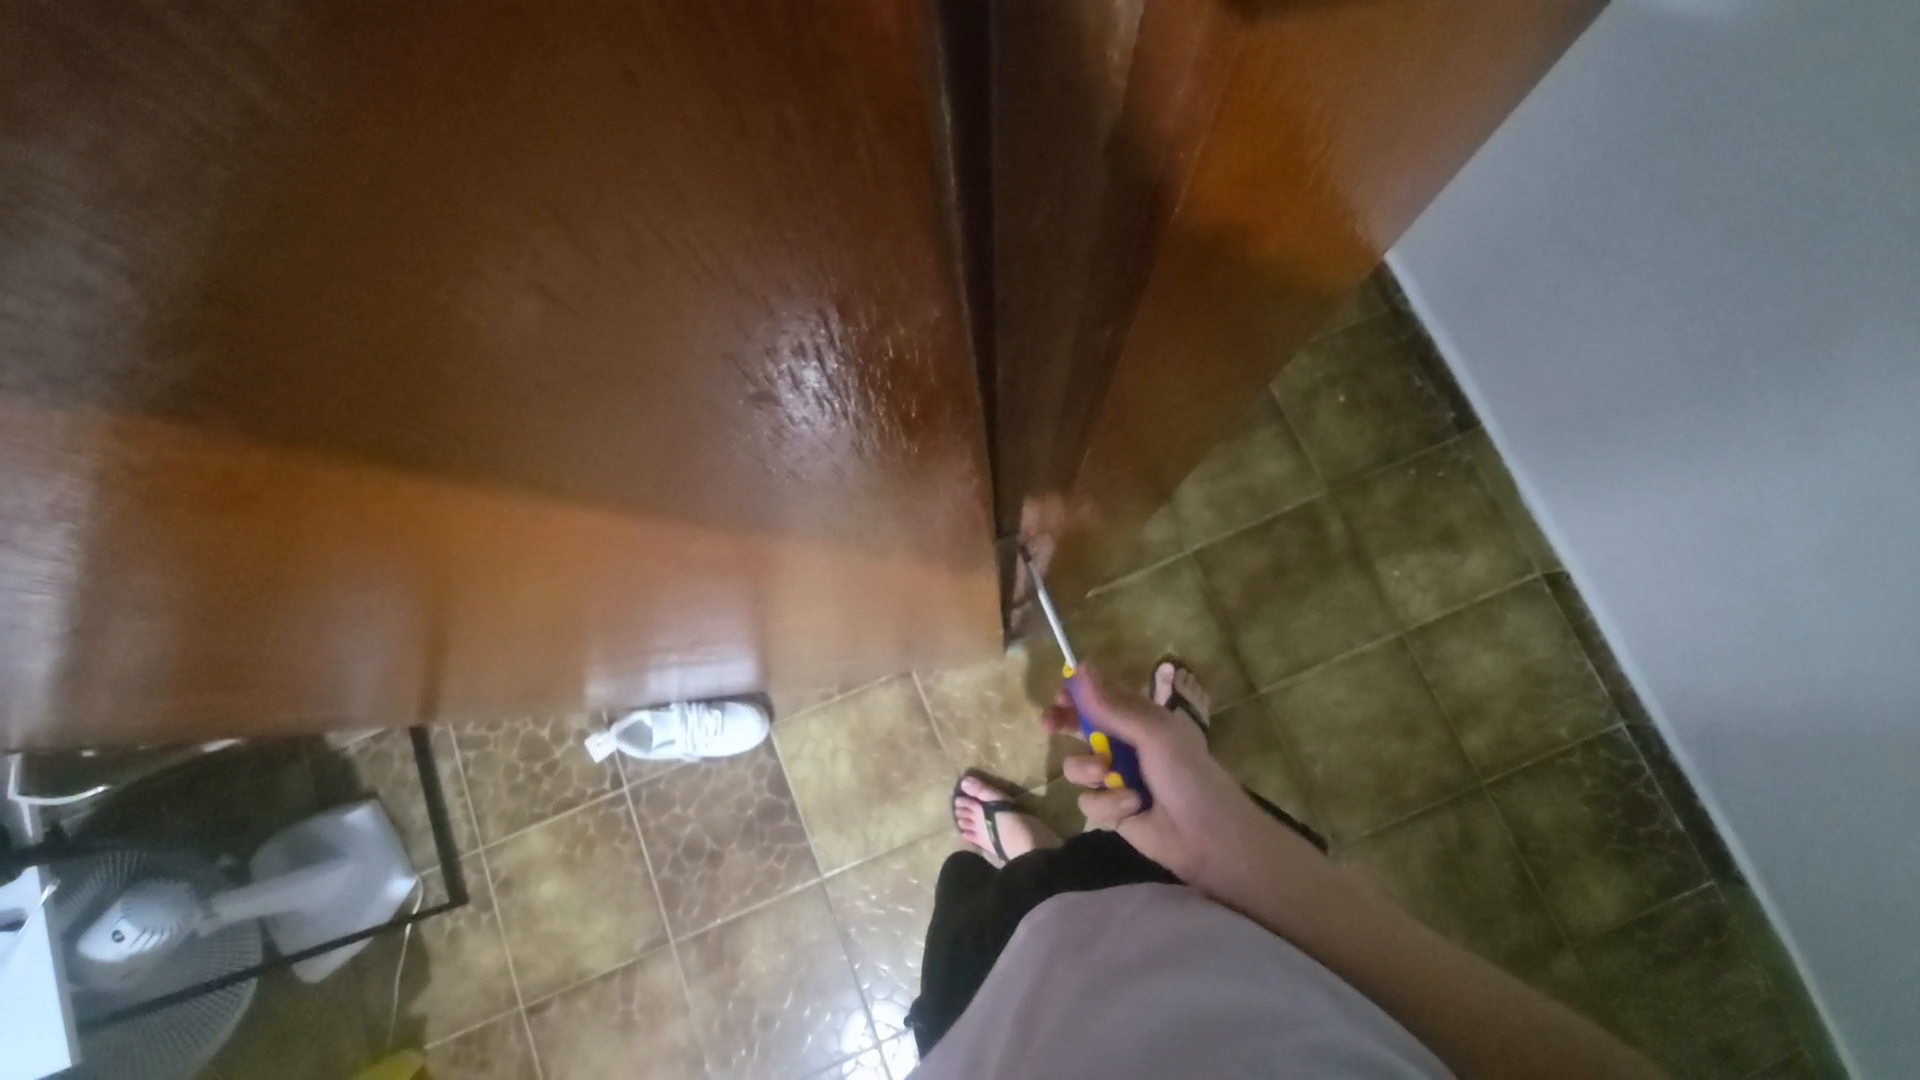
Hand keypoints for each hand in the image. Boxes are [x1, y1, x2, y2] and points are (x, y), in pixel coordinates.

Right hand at [1043, 667, 1310, 897]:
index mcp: (1138, 718)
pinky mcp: (1111, 811)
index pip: (1100, 696)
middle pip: (1079, 726)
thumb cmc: (1187, 774)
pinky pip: (1088, 801)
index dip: (1076, 692)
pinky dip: (1108, 804)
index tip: (1059, 695)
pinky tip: (1132, 808)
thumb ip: (1113, 706)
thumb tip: (1080, 668)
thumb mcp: (1154, 733)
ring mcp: (1115, 778)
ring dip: (1089, 769)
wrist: (1209, 838)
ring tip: (1109, 775)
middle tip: (1050, 726)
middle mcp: (1123, 744)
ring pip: (1077, 766)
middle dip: (1063, 724)